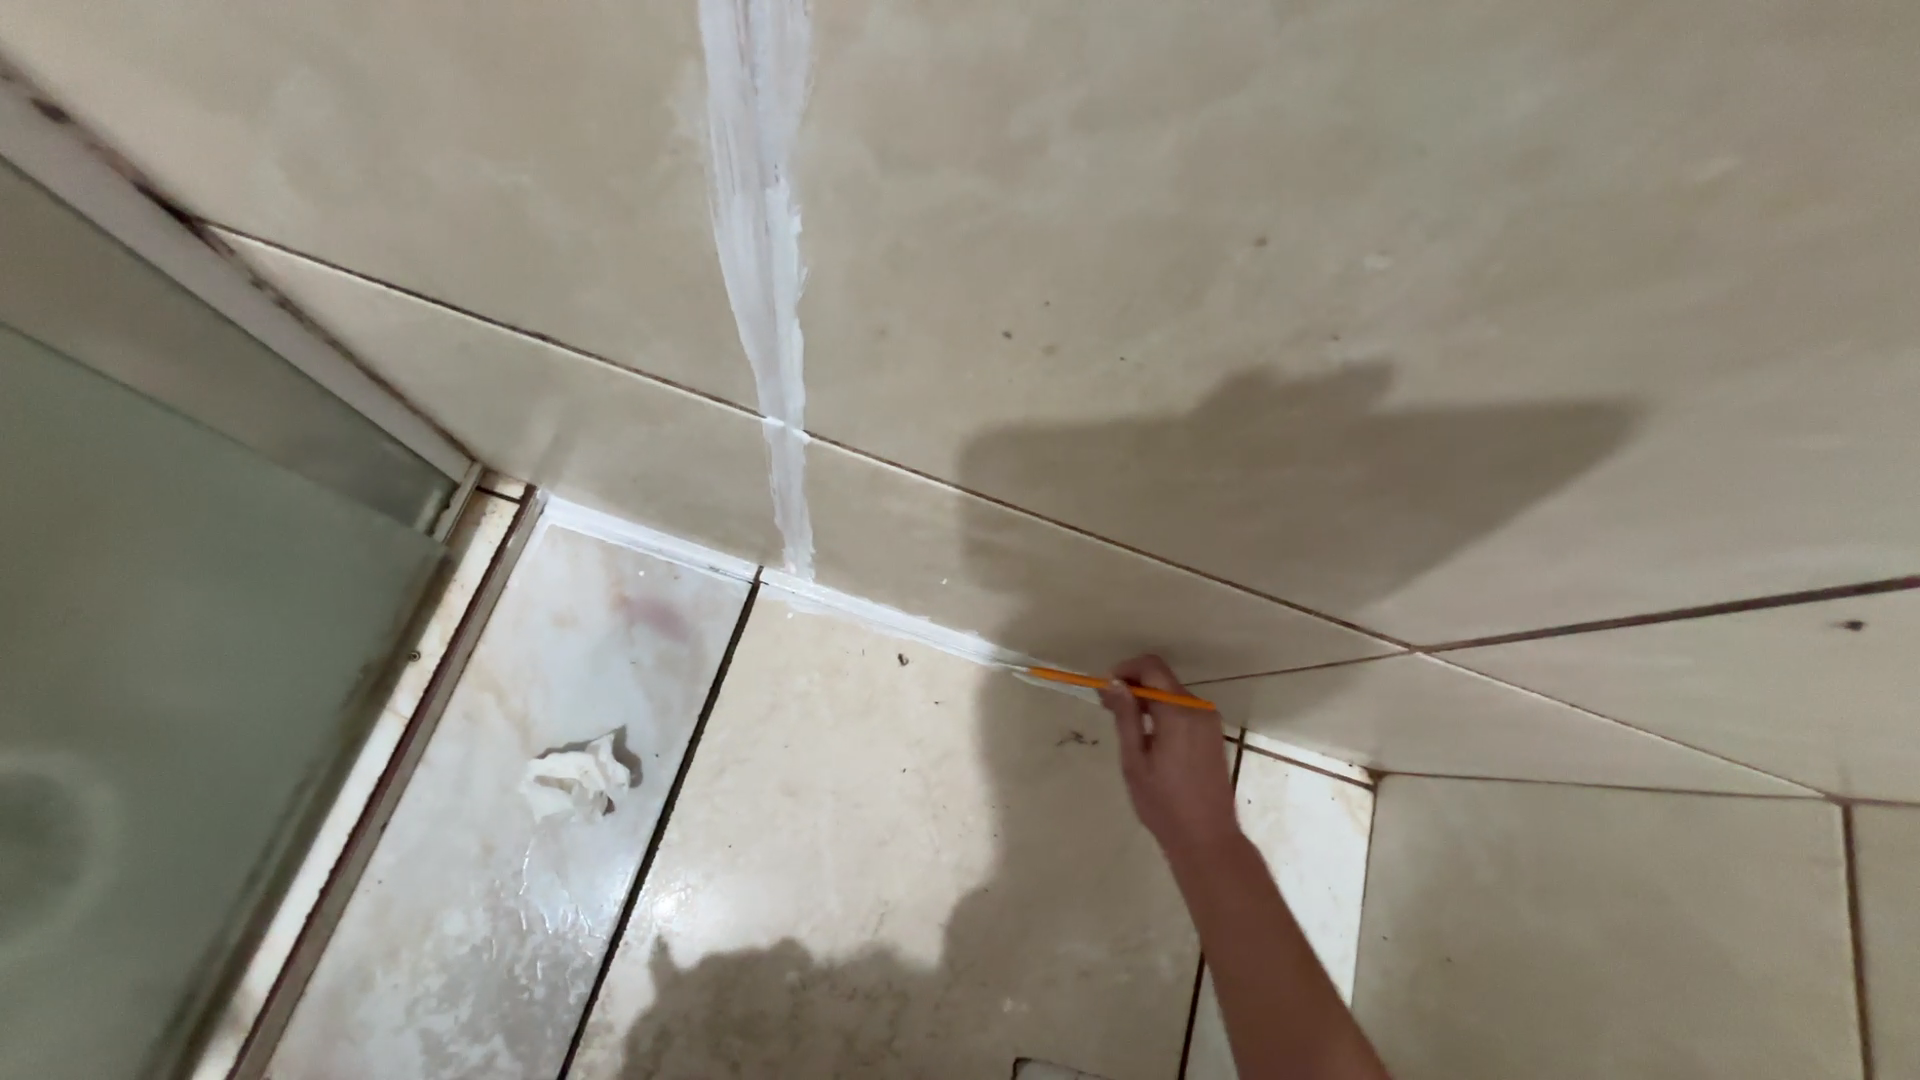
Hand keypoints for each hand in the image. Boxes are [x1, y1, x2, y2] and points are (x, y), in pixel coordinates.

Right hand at [1098, 654, 1240, 853]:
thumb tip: (1113, 683)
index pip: (1152, 668)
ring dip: (1148, 698)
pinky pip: (1184, 709)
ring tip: (1124, 723)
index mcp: (1179, 713)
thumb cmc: (1163, 803)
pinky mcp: (1213, 733)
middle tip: (1107, 706)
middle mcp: (1199, 709)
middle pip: (1163, 678)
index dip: (1125, 669)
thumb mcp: (1135, 760)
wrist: (1207, 838)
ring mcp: (1209, 721)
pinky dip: (1163, 711)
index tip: (1105, 688)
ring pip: (1172, 694)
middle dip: (1134, 684)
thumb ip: (1126, 717)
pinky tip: (1148, 734)